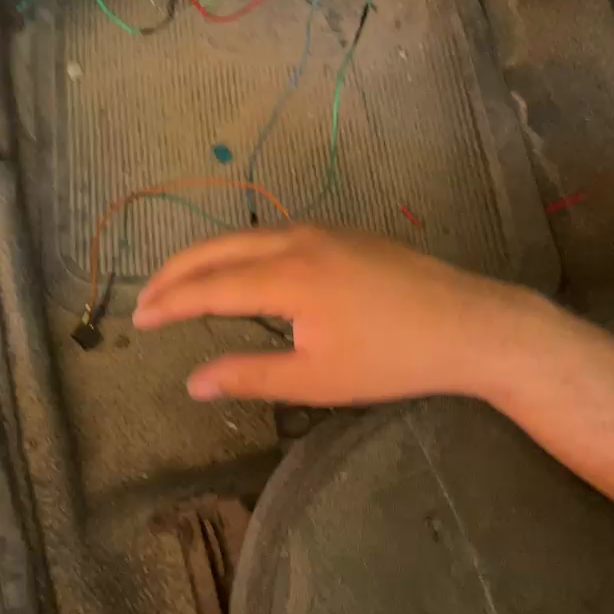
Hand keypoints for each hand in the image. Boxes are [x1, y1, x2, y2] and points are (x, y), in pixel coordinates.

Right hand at [132, 226, 568, 404]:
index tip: (139, 319)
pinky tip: (236, 270)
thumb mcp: (318, 380)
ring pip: (242, 236)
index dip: (169, 302)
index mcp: (286, 276)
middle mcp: (293, 240)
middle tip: (146, 298)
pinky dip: (235, 250)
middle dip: (175, 272)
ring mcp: (318, 230)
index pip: (208, 286)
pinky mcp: (338, 232)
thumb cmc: (394, 359)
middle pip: (215, 248)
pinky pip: (269, 234)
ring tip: (179, 283)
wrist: (474, 325)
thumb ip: (249, 376)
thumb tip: (192, 383)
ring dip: (204, 258)